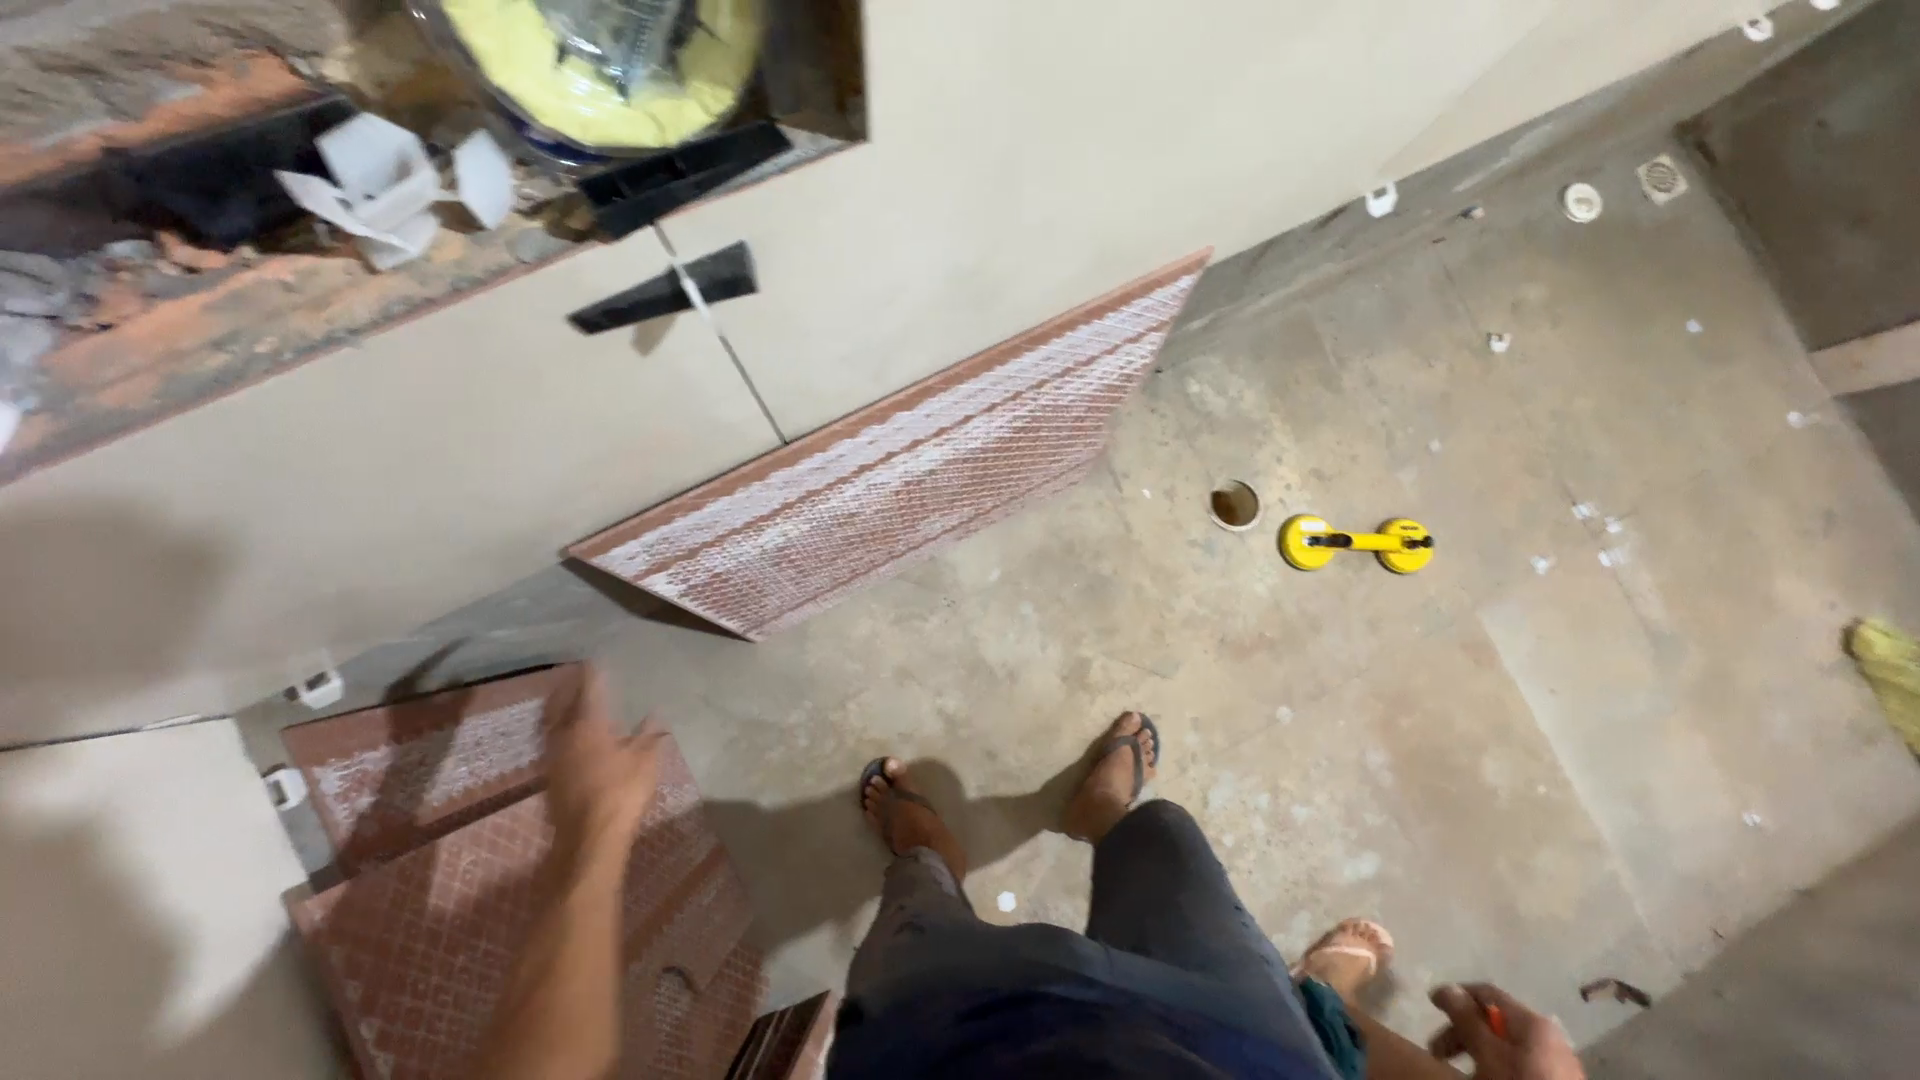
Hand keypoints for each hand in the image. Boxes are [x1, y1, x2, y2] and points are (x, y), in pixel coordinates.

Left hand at [545, 670, 667, 855]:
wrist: (589, 837)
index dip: (592, 674)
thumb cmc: (622, 793)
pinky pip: (549, 739)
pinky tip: (566, 731)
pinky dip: (556, 727)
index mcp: (589, 726)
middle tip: (573, 673)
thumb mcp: (646, 761)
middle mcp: (565, 735)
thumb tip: (655, 716)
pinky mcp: (548, 775)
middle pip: (559, 703)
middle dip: (566, 685)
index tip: (595, 660)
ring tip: (565, 697)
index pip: (589, 691)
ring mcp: (552, 756)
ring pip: (549, 722)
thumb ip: (649, 736)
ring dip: (556, 705)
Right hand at [1427, 983, 1584, 1079]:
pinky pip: (1519, 1063)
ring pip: (1505, 1045)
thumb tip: (1447, 988)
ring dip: (1476, 1050)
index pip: (1486, 992)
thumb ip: (1466, 1018)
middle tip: (1437, 1052)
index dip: (1455, 995)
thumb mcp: (1487, 1054)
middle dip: (1461, 1031)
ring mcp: (1556, 1061)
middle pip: (1494, 1020)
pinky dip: (1496, 1065)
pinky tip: (1487, 1077)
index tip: (1432, 1007)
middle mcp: (1546, 1035)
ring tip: (1458, 1068)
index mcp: (1531, 1021)